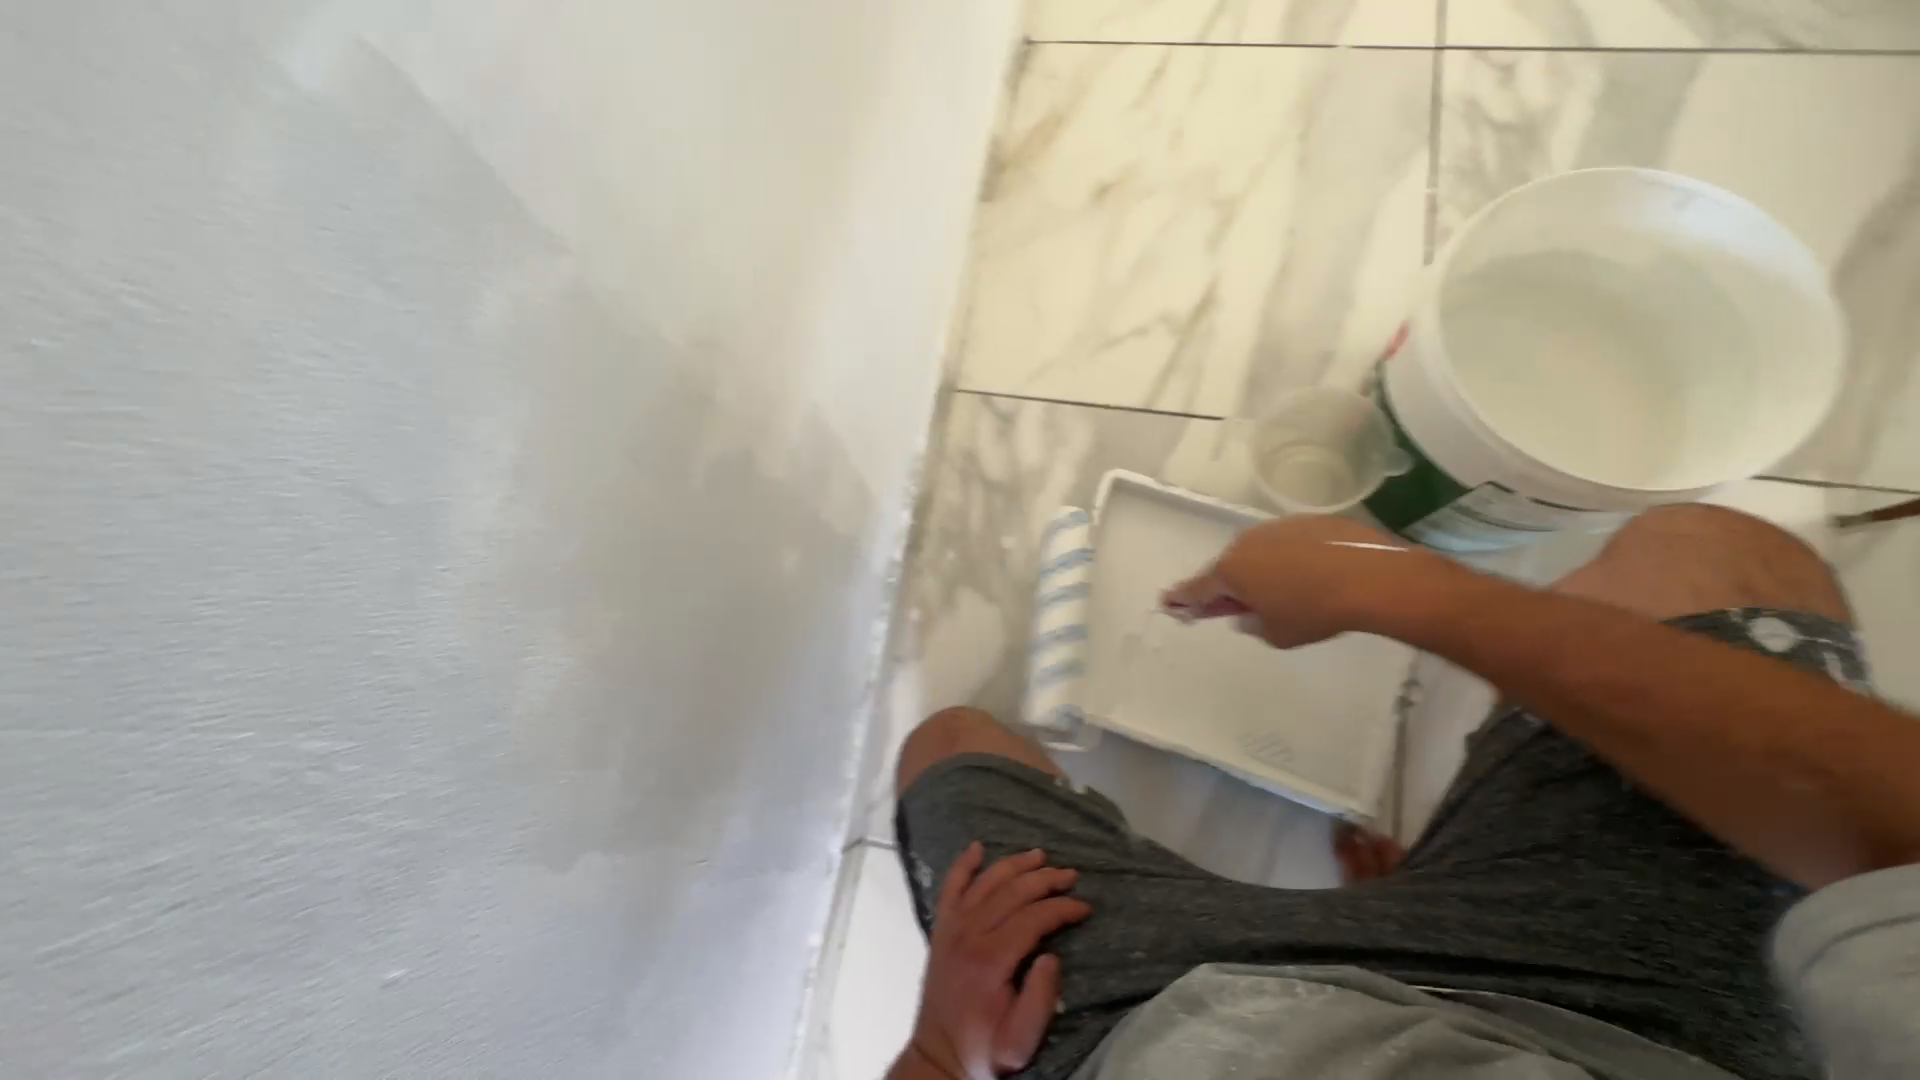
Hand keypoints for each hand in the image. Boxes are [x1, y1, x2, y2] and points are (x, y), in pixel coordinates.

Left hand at [896, 844, 1090, 1079]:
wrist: (938, 1057)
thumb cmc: (984, 1051)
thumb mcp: (1020, 1042)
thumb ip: (1040, 999)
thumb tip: (1051, 956)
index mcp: (990, 959)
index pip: (1032, 918)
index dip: (1061, 908)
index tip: (1084, 907)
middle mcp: (969, 934)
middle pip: (1011, 892)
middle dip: (1045, 879)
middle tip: (1071, 875)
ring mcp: (952, 928)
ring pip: (986, 882)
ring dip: (1015, 864)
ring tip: (1041, 855)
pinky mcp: (941, 929)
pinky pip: (950, 887)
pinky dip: (963, 864)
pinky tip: (977, 847)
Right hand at [1162, 516, 1449, 648]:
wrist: (1371, 577)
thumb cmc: (1314, 612)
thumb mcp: (1276, 633)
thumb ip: (1251, 624)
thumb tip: (1245, 613)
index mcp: (1231, 571)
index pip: (1197, 588)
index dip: (1183, 598)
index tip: (1170, 602)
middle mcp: (1246, 543)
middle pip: (1228, 567)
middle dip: (1230, 585)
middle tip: (1239, 605)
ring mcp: (1276, 527)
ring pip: (1257, 552)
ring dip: (1261, 570)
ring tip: (1286, 591)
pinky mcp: (1307, 520)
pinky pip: (1287, 543)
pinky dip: (1289, 558)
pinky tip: (1312, 574)